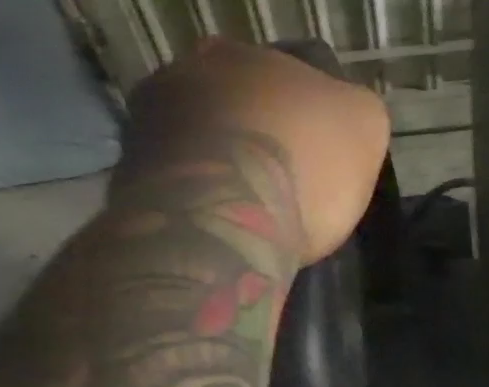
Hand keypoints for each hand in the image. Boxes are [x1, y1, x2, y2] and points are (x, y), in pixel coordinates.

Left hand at [123, 38, 390, 263]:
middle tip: (270, 188)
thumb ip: (352, 112)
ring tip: (236, 217)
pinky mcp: (124, 179)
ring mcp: (147, 124)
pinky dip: (186, 205)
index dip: (300, 120)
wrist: (222, 223)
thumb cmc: (303, 167)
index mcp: (247, 53)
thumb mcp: (363, 129)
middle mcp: (187, 72)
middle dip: (248, 140)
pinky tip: (209, 232)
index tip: (311, 163)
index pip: (280, 78)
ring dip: (211, 170)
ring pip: (190, 144)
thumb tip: (340, 115)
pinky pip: (165, 188)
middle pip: (228, 107)